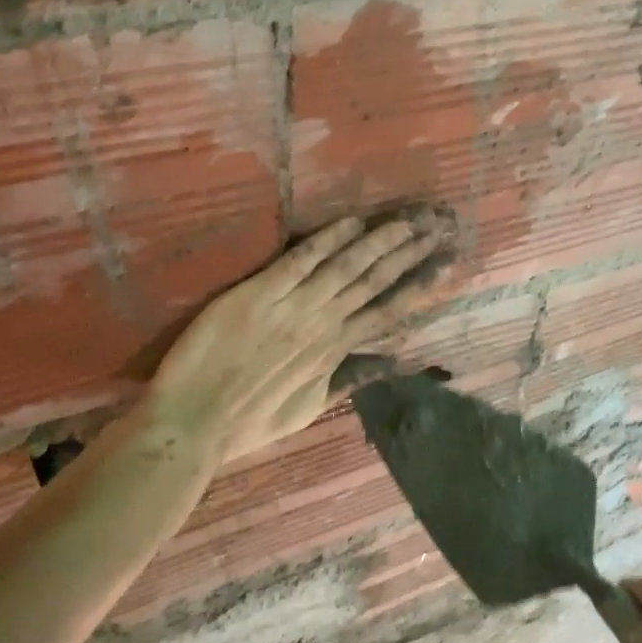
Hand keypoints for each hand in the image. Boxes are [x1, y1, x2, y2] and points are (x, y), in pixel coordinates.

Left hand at [138, 216, 444, 462]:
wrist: (194, 422)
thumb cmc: (248, 421)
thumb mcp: (308, 408)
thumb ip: (348, 380)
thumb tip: (391, 363)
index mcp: (334, 350)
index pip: (386, 311)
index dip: (419, 286)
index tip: (447, 264)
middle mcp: (322, 324)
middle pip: (374, 281)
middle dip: (409, 253)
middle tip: (440, 226)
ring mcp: (292, 307)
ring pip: (346, 268)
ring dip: (380, 242)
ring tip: (409, 220)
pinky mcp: (259, 294)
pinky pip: (299, 262)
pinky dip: (326, 242)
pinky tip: (351, 222)